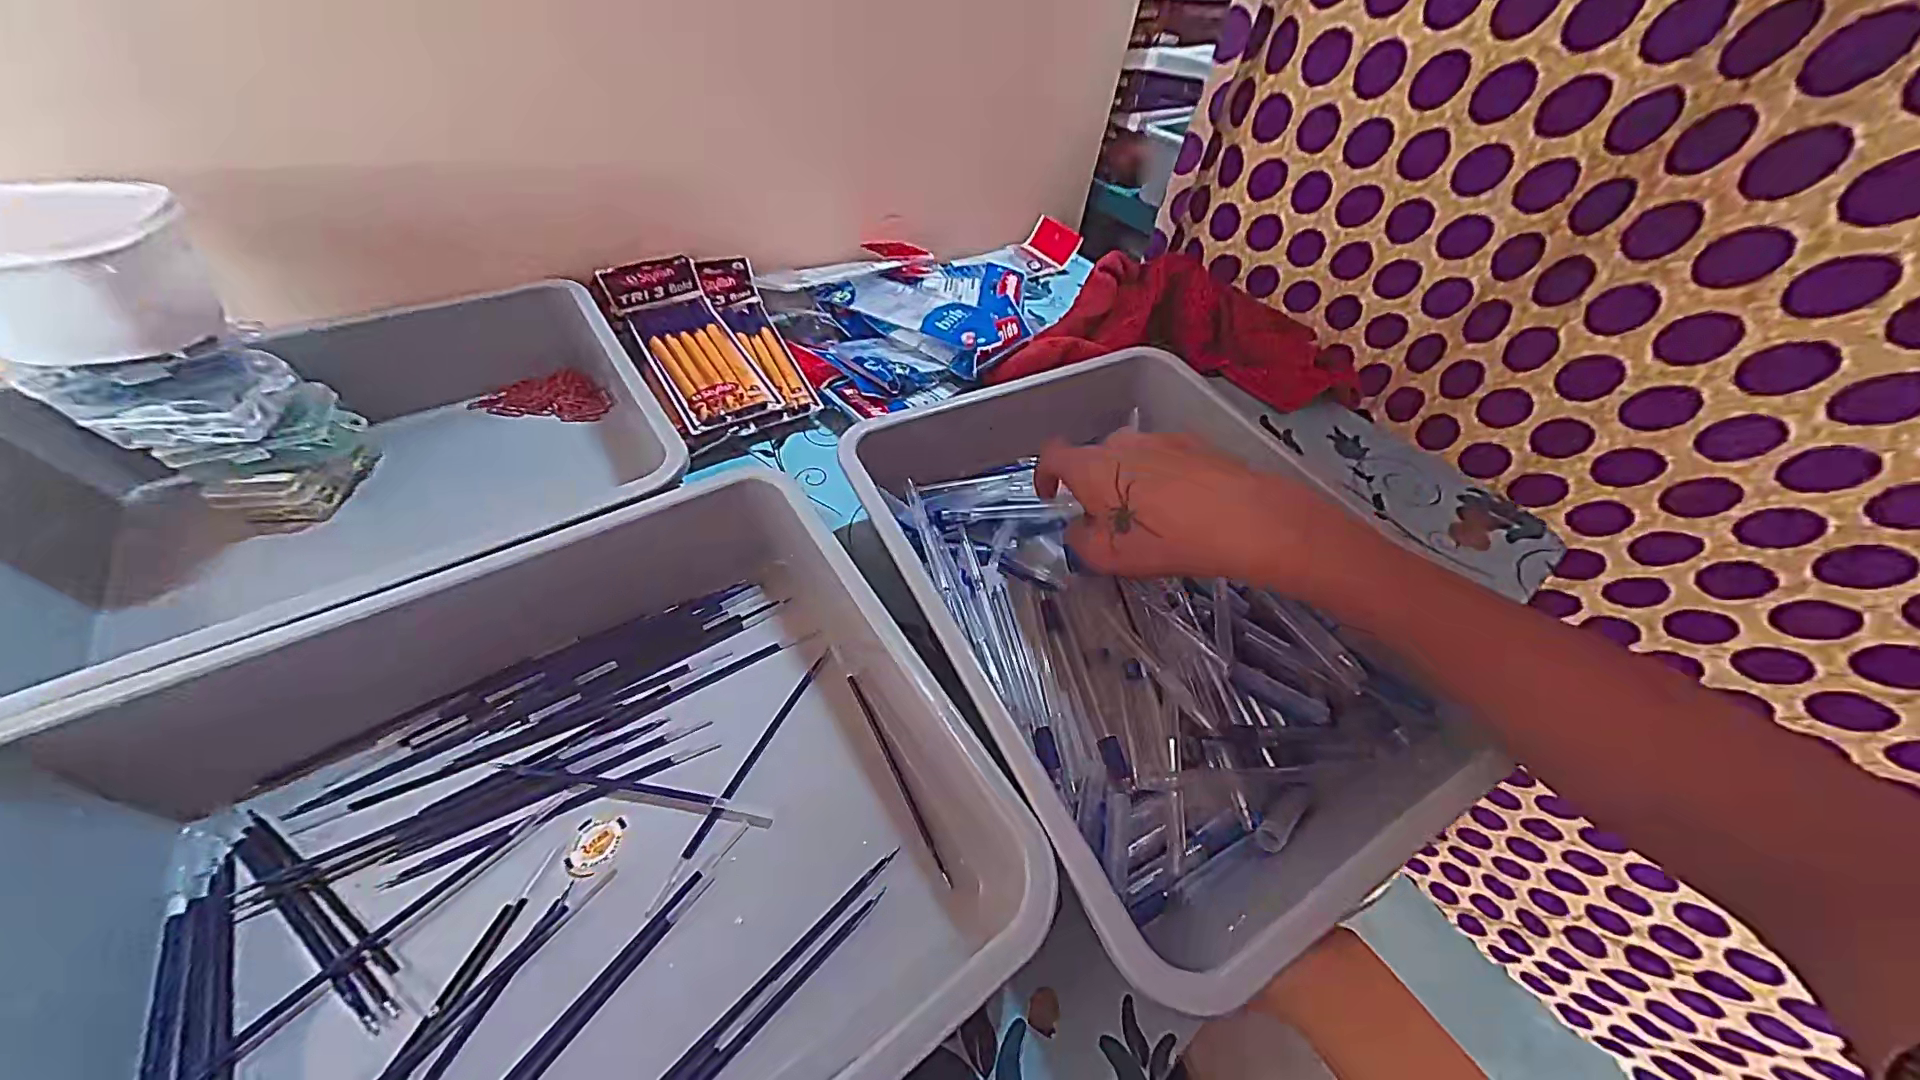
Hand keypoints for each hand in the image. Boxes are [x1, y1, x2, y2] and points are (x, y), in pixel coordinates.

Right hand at [1035, 430, 1383, 595]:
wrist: (1248, 519)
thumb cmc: (1168, 539)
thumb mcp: (1109, 557)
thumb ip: (1080, 539)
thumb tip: (1080, 526)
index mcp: (1092, 466)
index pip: (1052, 456)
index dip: (1043, 475)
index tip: (1050, 496)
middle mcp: (1121, 442)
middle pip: (1093, 459)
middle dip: (1091, 486)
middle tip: (1107, 520)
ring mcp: (1160, 438)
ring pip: (1128, 458)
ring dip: (1126, 481)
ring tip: (1150, 515)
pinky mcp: (1193, 442)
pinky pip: (1161, 458)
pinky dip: (1158, 477)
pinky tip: (1181, 505)